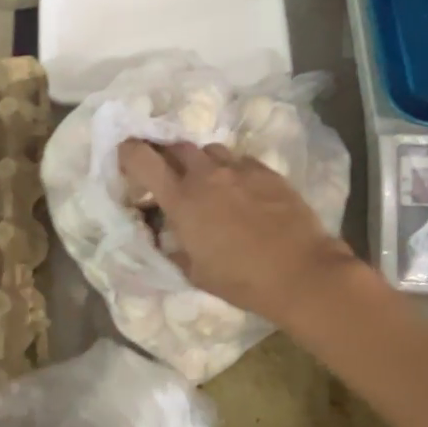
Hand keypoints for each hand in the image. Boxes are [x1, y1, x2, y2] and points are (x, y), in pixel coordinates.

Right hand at [118, 139, 353, 324]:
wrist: (301, 272)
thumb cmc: (242, 280)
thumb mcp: (195, 271)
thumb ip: (175, 247)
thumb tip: (169, 237)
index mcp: (181, 199)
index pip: (142, 158)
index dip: (128, 152)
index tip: (125, 157)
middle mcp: (206, 175)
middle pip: (176, 146)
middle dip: (165, 155)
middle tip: (166, 172)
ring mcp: (239, 169)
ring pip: (209, 150)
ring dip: (200, 162)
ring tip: (206, 181)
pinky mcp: (267, 171)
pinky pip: (240, 161)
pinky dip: (232, 170)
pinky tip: (240, 190)